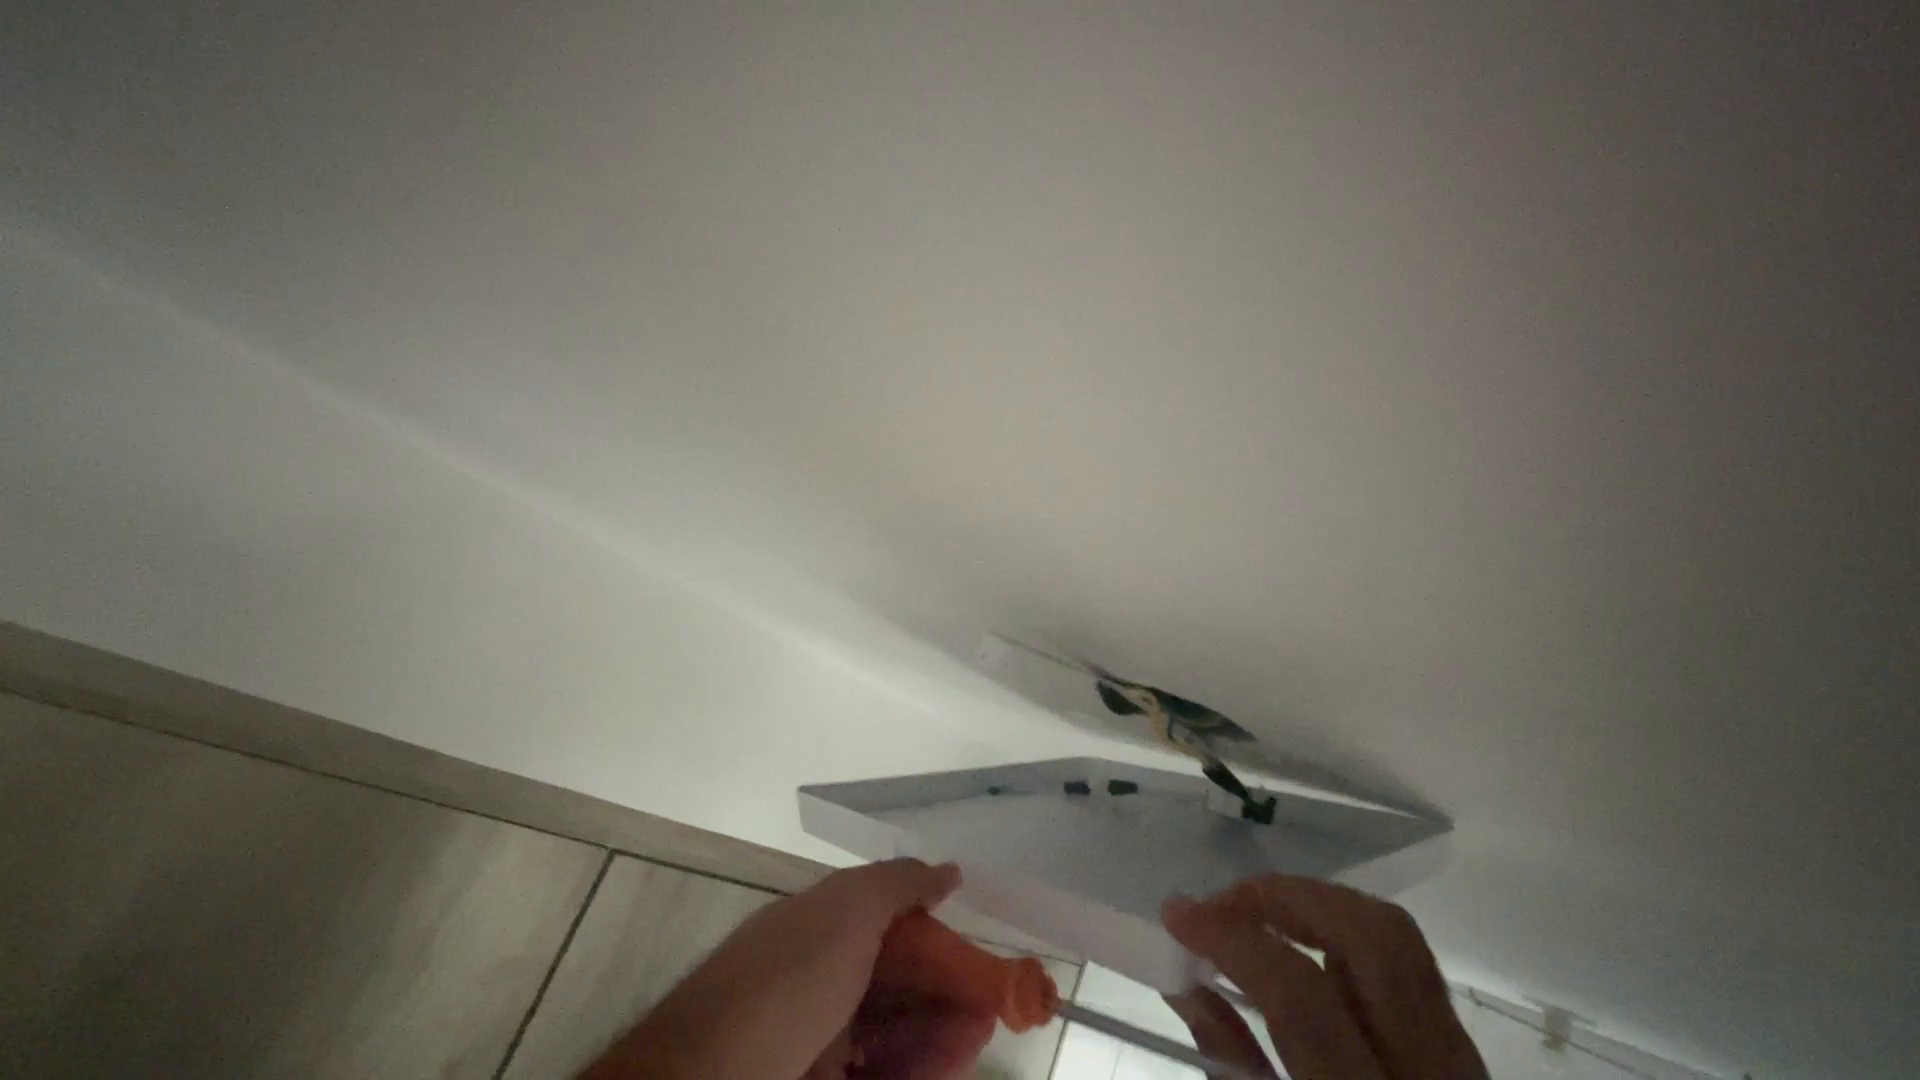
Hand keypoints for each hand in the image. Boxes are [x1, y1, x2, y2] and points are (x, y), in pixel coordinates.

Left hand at [584, 858, 993, 1079]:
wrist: (709, 1078)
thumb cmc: (785, 982)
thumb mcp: (845, 910)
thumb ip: (899, 885)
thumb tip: (947, 869)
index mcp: (814, 932)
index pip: (884, 924)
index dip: (932, 935)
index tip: (974, 949)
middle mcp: (815, 984)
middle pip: (894, 982)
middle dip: (946, 987)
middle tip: (994, 1002)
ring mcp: (815, 1042)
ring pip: (893, 1031)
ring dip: (944, 1029)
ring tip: (983, 1032)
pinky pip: (883, 1072)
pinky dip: (923, 1066)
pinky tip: (959, 1058)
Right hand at [1160, 875, 1487, 1079]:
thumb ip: (1230, 1062)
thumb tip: (1187, 982)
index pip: (1302, 997)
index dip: (1233, 939)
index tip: (1177, 914)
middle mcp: (1426, 1077)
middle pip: (1371, 940)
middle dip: (1287, 897)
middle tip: (1225, 902)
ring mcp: (1460, 1064)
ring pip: (1397, 937)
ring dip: (1317, 903)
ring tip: (1255, 911)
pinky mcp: (1466, 1055)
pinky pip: (1406, 962)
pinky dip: (1344, 932)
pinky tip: (1301, 944)